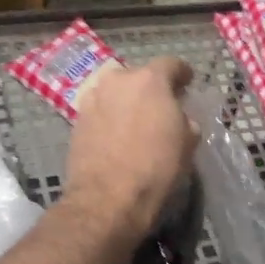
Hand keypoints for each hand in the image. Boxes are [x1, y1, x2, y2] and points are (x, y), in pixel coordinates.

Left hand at [61, 57, 196, 244]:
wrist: (106, 199)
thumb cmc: (156, 168)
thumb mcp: (187, 144)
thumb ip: (185, 121)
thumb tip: (180, 119)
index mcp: (150, 80)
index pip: (171, 64)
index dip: (182, 74)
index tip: (187, 84)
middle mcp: (118, 80)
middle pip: (139, 77)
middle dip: (151, 89)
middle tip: (160, 109)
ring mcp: (93, 99)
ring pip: (116, 92)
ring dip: (126, 102)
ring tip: (135, 123)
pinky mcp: (76, 120)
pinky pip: (100, 111)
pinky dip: (110, 118)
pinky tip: (117, 137)